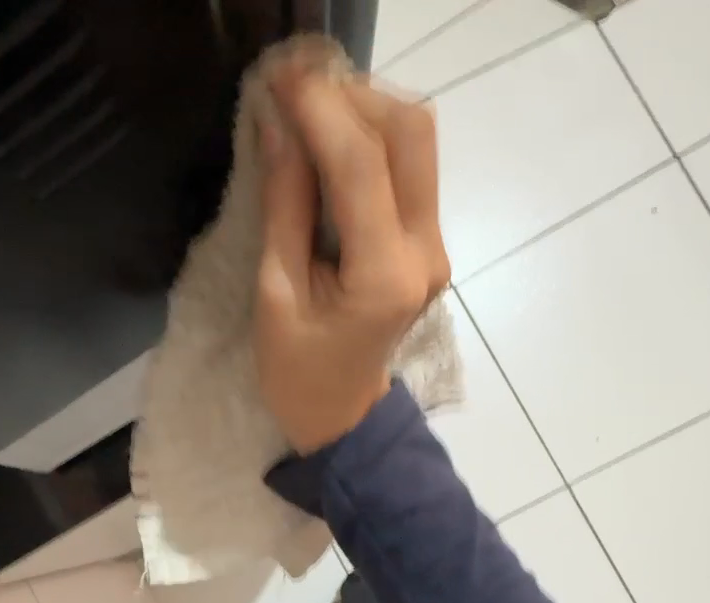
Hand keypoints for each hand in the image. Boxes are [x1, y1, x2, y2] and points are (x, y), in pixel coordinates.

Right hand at [254, 63, 451, 452]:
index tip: (279, 78)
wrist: (342, 416)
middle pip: (410, 134)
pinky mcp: (426, 241)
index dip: (321, 110)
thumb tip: (278, 127)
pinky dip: (369, 139)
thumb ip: (284, 209)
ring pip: (416, 142)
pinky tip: (330, 139)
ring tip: (307, 108)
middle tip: (295, 89)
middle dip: (352, 97)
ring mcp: (434, 244)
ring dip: (363, 111)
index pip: (362, 165)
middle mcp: (425, 251)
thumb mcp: (276, 296)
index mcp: (384, 276)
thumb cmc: (297, 375)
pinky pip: (408, 168)